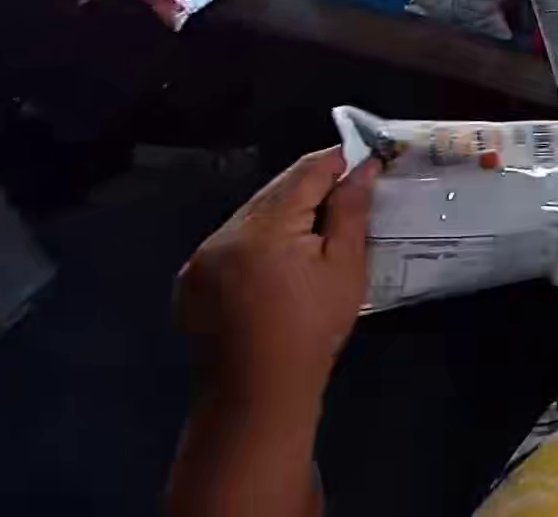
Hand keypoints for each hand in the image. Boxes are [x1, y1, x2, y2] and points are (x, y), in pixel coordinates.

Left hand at [175, 147, 377, 413]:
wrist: (257, 397)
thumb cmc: (313, 327)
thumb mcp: (345, 265)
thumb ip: (352, 209)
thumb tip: (365, 167)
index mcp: (263, 229)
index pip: (305, 173)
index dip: (336, 160)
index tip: (363, 159)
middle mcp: (224, 234)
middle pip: (276, 189)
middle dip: (312, 183)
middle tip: (347, 188)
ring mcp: (202, 257)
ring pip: (254, 211)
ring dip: (286, 208)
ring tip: (319, 221)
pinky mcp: (193, 278)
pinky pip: (234, 237)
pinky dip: (262, 233)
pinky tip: (283, 252)